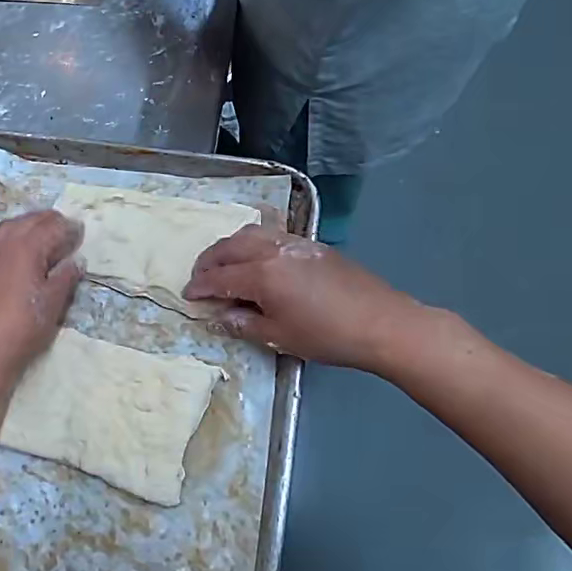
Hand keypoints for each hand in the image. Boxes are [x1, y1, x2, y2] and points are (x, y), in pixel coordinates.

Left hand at [0, 210, 82, 375]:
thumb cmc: (23, 325)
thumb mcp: (53, 302)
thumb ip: (66, 277)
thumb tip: (76, 260)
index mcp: (26, 247)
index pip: (51, 227)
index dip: (68, 228)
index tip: (81, 230)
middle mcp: (6, 243)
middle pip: (29, 221)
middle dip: (49, 221)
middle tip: (66, 227)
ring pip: (11, 227)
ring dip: (29, 224)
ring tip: (44, 233)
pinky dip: (12, 235)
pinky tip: (17, 247)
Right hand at [184, 225, 436, 370]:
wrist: (382, 323)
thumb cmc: (328, 336)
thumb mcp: (280, 337)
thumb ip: (244, 323)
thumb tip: (220, 316)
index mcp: (262, 275)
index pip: (220, 278)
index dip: (201, 287)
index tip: (188, 295)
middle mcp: (273, 250)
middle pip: (230, 247)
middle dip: (209, 261)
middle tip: (199, 277)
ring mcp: (295, 242)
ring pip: (250, 233)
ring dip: (229, 246)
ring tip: (223, 262)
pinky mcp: (313, 243)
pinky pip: (272, 233)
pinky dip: (252, 241)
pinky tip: (255, 255)